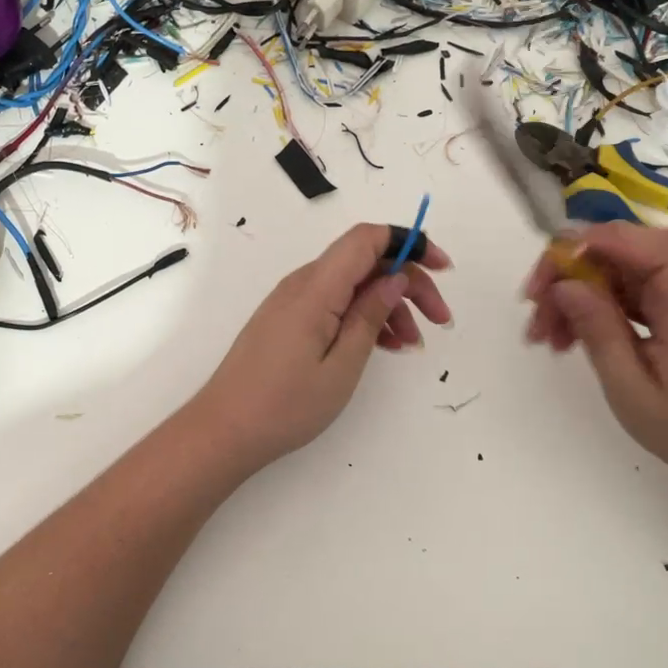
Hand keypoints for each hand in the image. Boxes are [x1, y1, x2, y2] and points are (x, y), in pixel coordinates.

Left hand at [187, 224, 452, 469]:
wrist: (225, 428)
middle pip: (364, 261)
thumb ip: (369, 316)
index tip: (442, 268)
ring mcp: (292, 301)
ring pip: (352, 284)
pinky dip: (363, 318)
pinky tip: (385, 346)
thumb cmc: (285, 404)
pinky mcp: (287, 320)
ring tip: (412, 345)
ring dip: (388, 305)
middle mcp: (302, 284)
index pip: (366, 238)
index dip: (409, 242)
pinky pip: (334, 303)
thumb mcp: (341, 365)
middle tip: (439, 320)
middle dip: (408, 282)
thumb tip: (395, 277)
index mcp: (315, 288)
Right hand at [523, 222, 667, 492]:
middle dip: (571, 272)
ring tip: (546, 335)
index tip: (546, 279)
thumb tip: (564, 285)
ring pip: (619, 270)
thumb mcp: (631, 388)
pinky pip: (629, 290)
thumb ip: (598, 330)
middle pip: (624, 250)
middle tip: (534, 310)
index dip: (588, 243)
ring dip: (577, 292)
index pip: (641, 241)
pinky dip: (596, 305)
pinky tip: (571, 335)